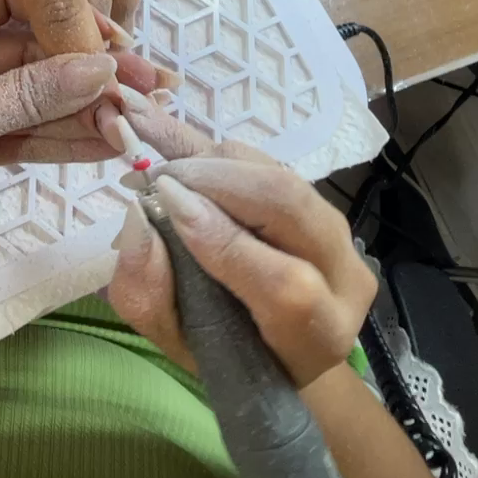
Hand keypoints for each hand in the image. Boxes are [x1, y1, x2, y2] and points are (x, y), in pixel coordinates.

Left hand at [0, 0, 154, 258]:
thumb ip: (29, 93)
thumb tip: (100, 67)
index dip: (64, 12)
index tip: (118, 35)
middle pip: (33, 55)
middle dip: (86, 72)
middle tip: (149, 85)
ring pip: (34, 99)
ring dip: (82, 110)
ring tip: (143, 117)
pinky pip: (23, 135)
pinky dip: (59, 141)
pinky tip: (107, 142)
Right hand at [105, 95, 376, 386]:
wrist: (274, 346)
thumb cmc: (223, 354)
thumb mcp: (172, 342)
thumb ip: (146, 292)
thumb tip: (137, 219)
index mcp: (315, 334)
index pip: (283, 283)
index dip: (220, 239)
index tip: (160, 203)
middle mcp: (340, 277)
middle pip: (288, 205)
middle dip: (213, 180)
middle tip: (155, 179)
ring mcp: (335, 230)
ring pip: (275, 172)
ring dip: (208, 161)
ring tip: (157, 168)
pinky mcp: (313, 196)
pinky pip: (262, 157)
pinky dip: (206, 144)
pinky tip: (154, 123)